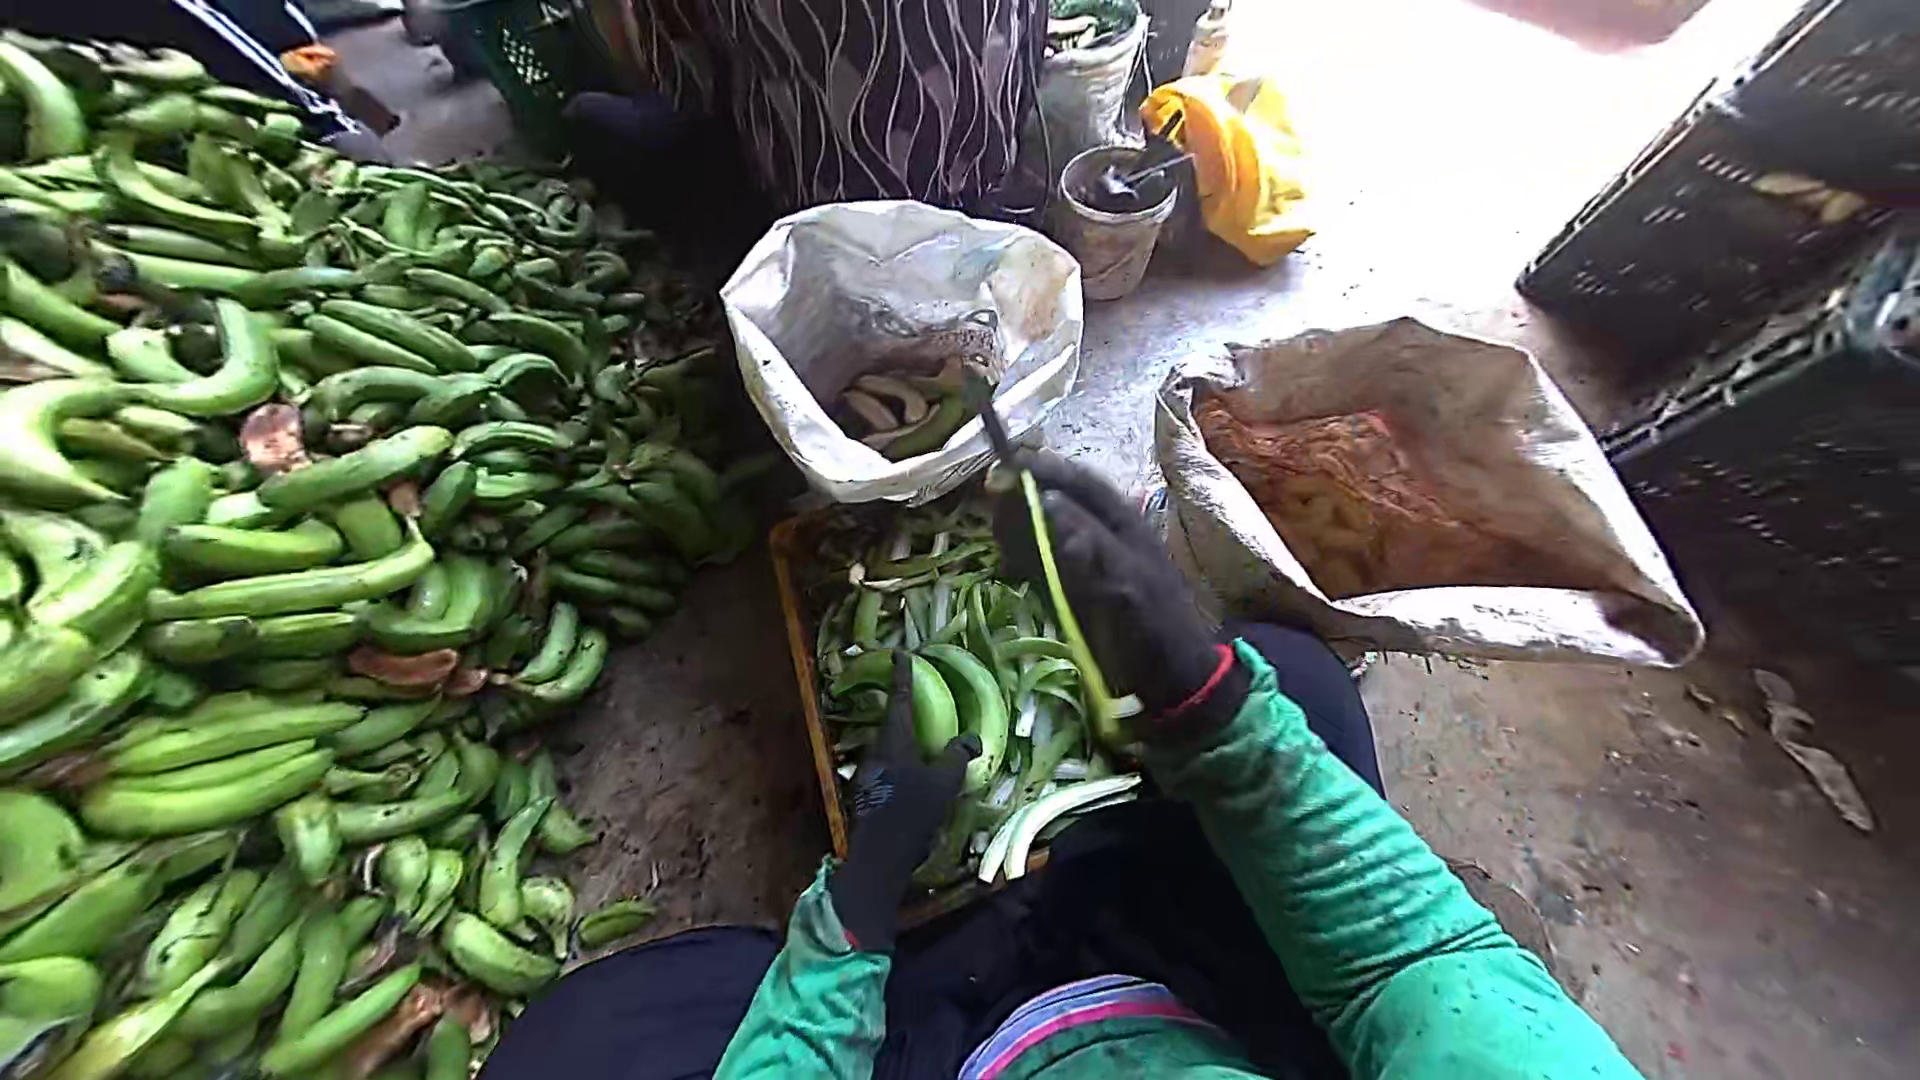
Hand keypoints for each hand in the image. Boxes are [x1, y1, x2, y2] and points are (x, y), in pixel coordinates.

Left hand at [829, 650, 978, 950]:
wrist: (879, 857)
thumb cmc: (913, 811)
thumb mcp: (944, 781)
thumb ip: (957, 754)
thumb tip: (971, 738)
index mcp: (894, 739)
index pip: (899, 697)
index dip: (902, 674)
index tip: (900, 653)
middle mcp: (877, 749)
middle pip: (891, 721)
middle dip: (903, 709)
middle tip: (918, 699)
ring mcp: (868, 771)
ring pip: (888, 745)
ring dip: (903, 738)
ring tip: (922, 742)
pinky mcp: (867, 791)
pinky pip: (887, 765)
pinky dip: (901, 761)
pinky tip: (913, 777)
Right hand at [991, 454, 1247, 741]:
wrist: (1168, 678)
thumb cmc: (1153, 626)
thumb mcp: (1124, 580)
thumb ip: (1089, 539)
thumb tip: (1048, 499)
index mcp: (1120, 521)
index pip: (1076, 481)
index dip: (1042, 469)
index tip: (1005, 466)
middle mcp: (1100, 532)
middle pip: (1054, 501)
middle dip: (1022, 499)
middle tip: (992, 503)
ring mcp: (1085, 559)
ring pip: (1044, 530)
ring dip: (1018, 528)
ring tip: (998, 535)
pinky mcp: (1073, 585)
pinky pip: (1041, 560)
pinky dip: (1021, 558)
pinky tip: (1009, 564)